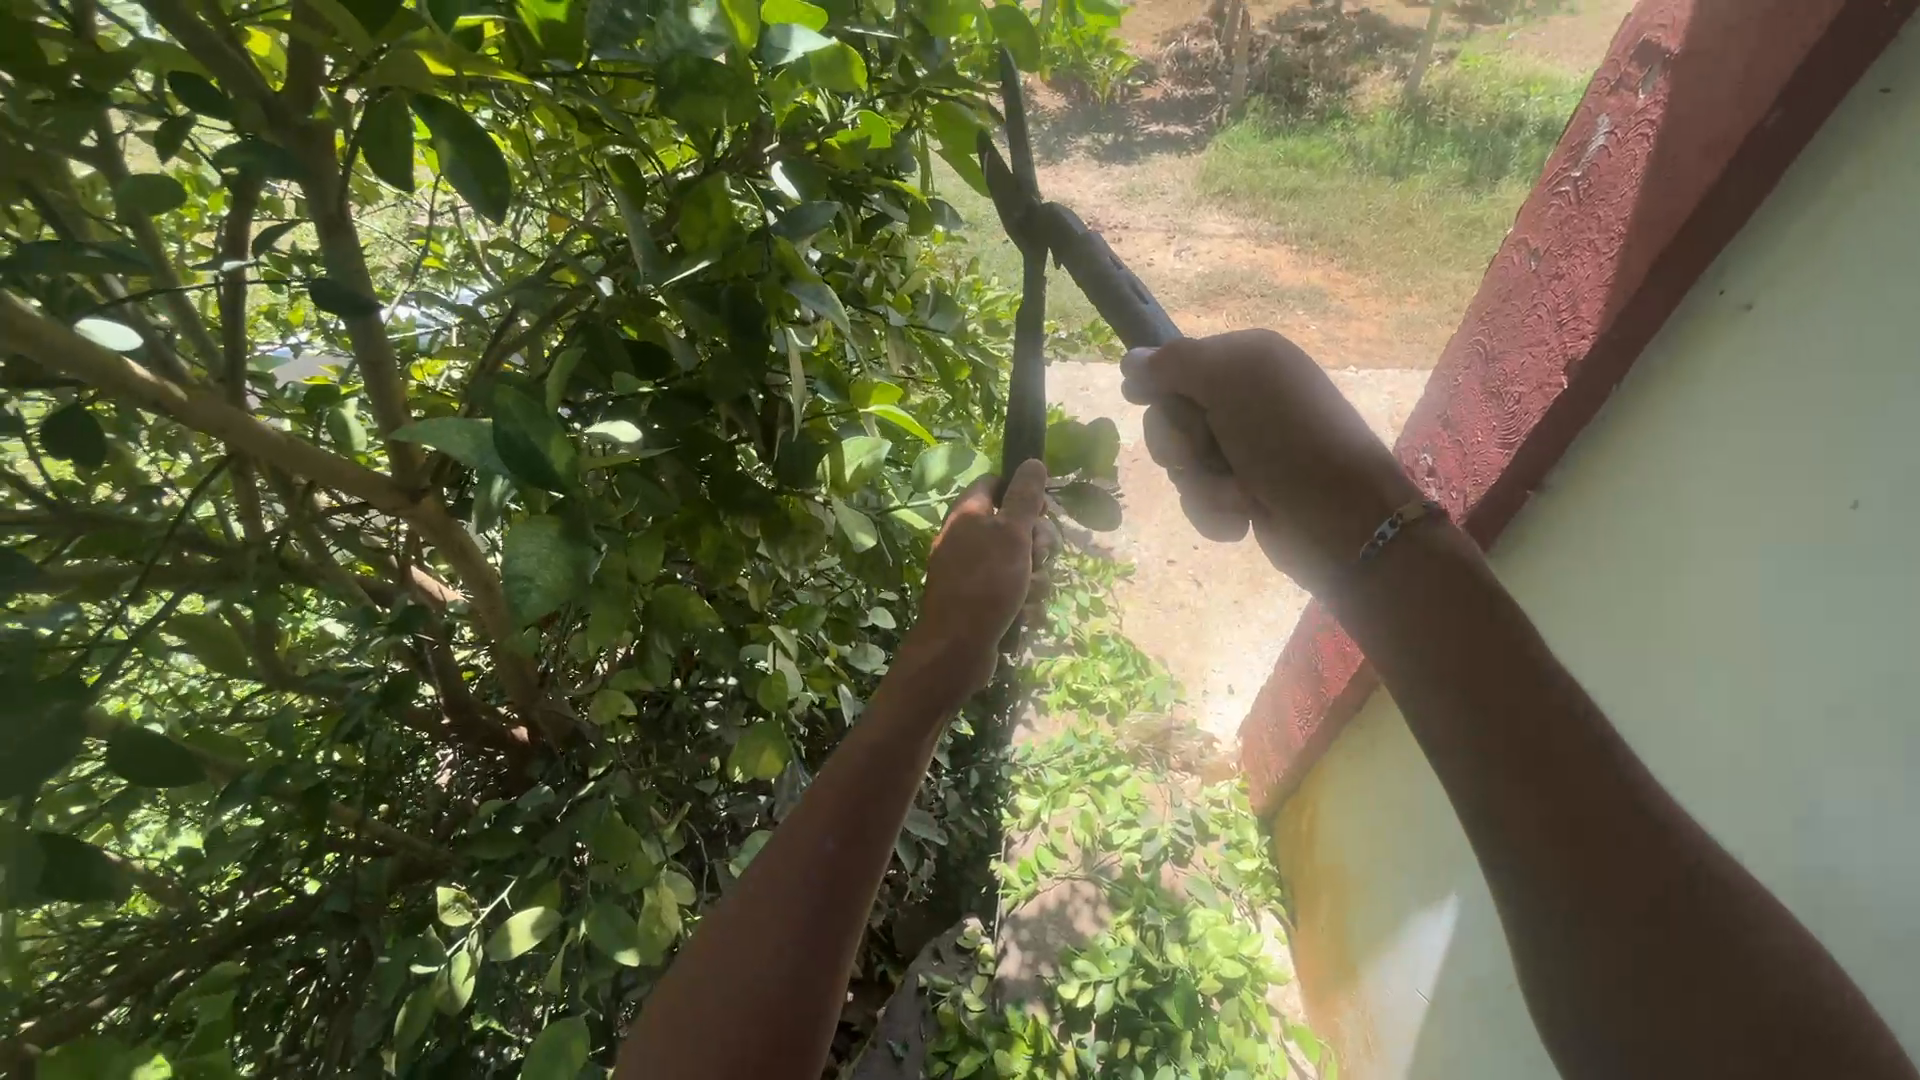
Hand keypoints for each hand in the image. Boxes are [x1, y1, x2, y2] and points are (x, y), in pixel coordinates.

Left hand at [905, 458, 1049, 699]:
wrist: (957, 649)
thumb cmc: (985, 583)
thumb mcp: (1011, 533)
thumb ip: (1025, 498)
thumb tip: (1033, 461)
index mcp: (968, 514)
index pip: (996, 484)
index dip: (1023, 492)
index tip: (1043, 509)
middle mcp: (968, 540)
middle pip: (1016, 527)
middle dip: (1037, 545)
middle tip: (1038, 558)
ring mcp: (974, 574)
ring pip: (1022, 564)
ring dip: (1035, 580)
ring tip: (1028, 595)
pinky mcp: (982, 604)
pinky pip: (1016, 595)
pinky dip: (1024, 605)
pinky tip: (1022, 617)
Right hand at [1121, 330, 1418, 590]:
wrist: (1342, 519)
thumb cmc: (1288, 440)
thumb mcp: (1230, 382)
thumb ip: (1174, 363)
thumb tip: (1130, 361)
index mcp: (1246, 362)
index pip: (1172, 369)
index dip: (1158, 391)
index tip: (1146, 402)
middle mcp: (1244, 402)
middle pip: (1168, 421)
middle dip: (1178, 446)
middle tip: (1201, 454)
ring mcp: (1243, 451)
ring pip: (1180, 466)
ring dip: (1201, 485)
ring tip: (1239, 495)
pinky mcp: (1242, 494)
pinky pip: (1198, 500)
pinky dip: (1213, 512)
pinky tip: (1243, 519)